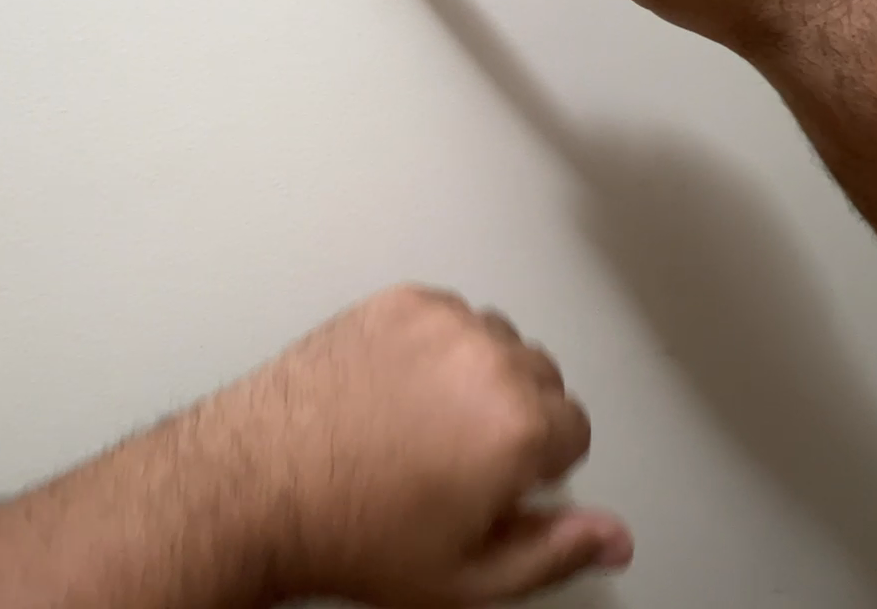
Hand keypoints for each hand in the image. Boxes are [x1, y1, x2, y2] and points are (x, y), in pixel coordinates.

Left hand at [211, 284, 630, 605]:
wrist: (262, 479)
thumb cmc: (354, 529)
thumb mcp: (467, 576)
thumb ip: (555, 551)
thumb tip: (613, 536)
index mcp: (516, 424)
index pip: (577, 425)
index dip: (544, 461)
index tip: (510, 475)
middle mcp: (486, 358)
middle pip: (543, 374)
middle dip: (520, 412)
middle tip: (467, 450)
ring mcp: (440, 321)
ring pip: (498, 338)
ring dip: (483, 370)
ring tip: (432, 414)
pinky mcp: (400, 301)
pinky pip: (450, 314)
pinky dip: (440, 342)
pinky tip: (403, 382)